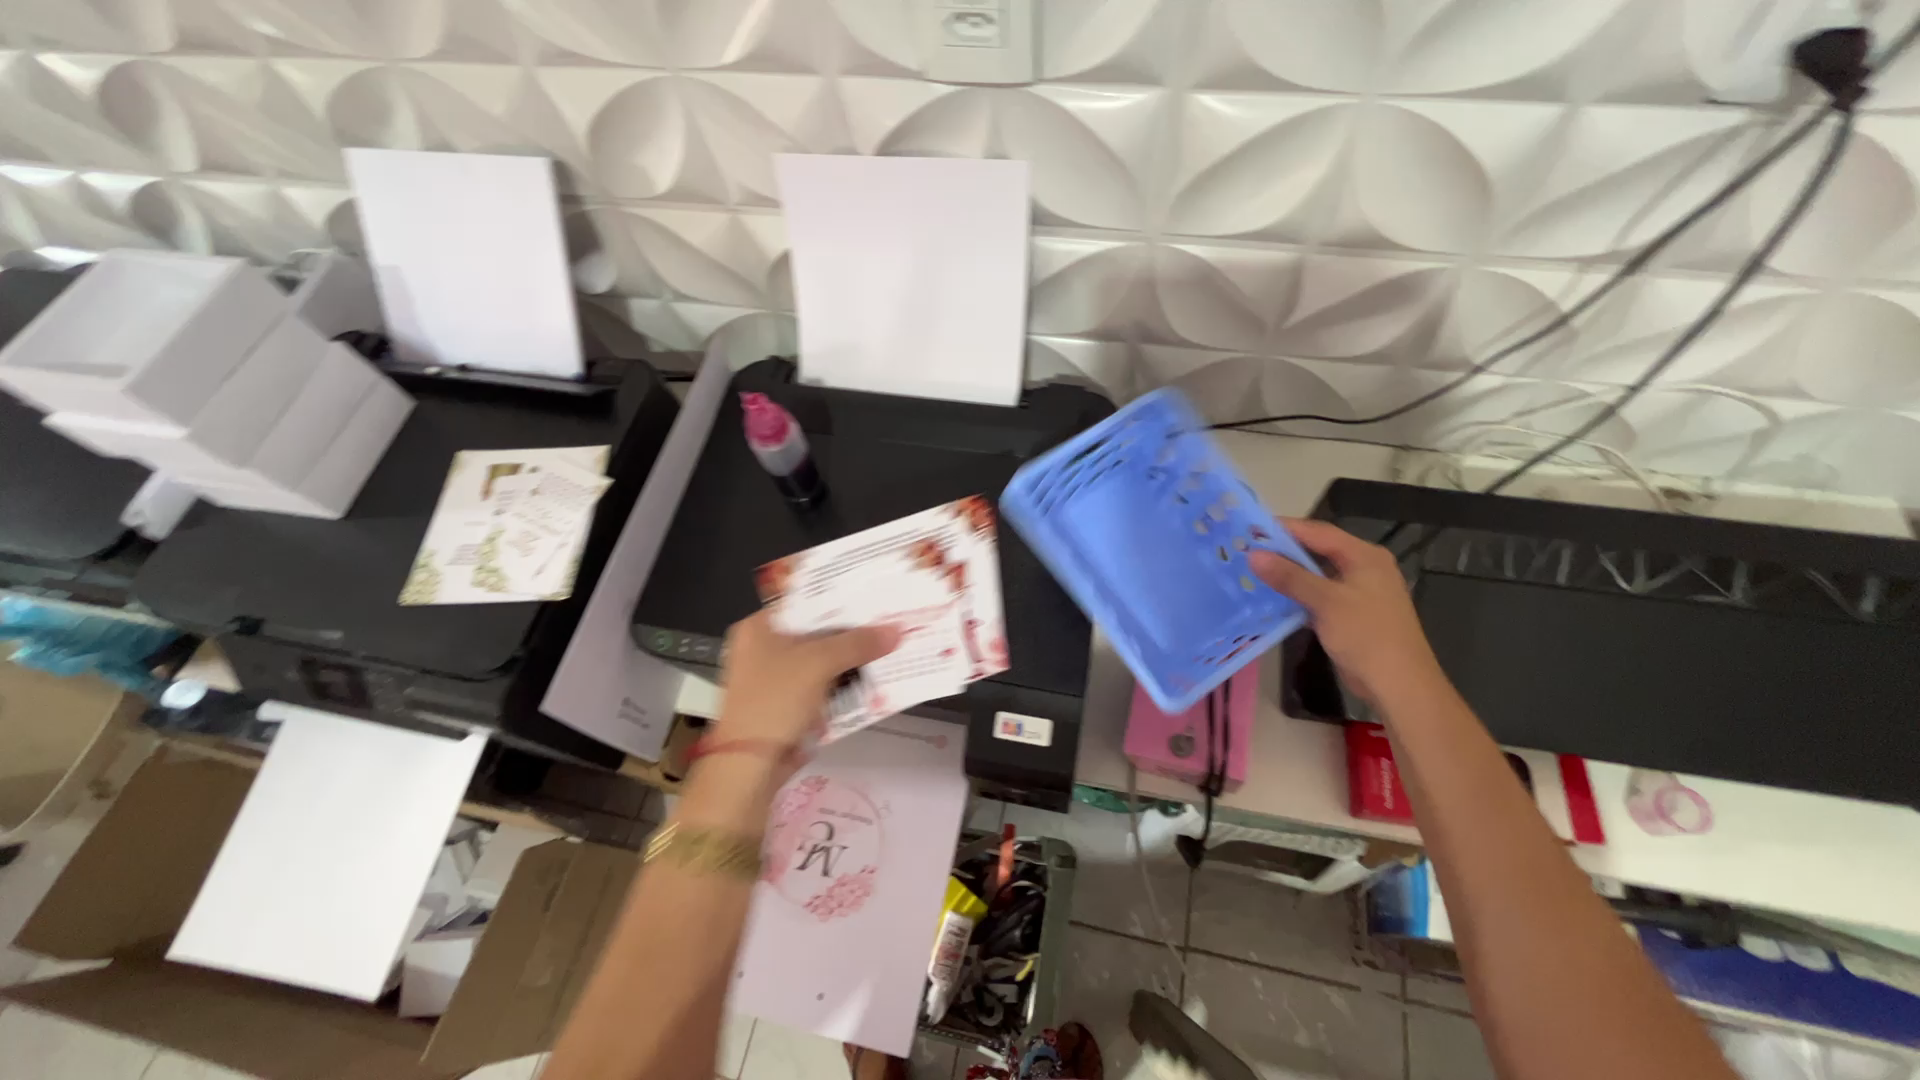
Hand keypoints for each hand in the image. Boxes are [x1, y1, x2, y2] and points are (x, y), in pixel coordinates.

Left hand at [714, 611, 900, 752]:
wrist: (749, 765)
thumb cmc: (775, 701)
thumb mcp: (819, 663)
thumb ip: (857, 643)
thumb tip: (895, 630)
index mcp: (760, 626)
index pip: (805, 601)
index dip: (840, 600)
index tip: (874, 598)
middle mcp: (763, 647)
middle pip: (815, 633)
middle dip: (851, 633)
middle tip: (888, 623)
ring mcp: (773, 679)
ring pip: (820, 662)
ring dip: (850, 662)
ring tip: (889, 650)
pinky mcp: (785, 705)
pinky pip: (820, 687)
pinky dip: (841, 686)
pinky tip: (871, 682)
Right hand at [1249, 519, 1449, 710]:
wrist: (1398, 683)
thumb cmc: (1366, 635)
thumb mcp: (1326, 601)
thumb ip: (1289, 576)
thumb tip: (1253, 555)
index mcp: (1364, 556)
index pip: (1319, 532)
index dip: (1284, 529)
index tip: (1250, 529)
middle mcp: (1363, 568)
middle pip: (1318, 551)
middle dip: (1283, 551)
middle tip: (1246, 550)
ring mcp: (1357, 592)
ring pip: (1316, 575)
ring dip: (1288, 575)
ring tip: (1252, 572)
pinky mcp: (1350, 614)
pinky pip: (1318, 596)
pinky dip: (1297, 596)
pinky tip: (1271, 599)